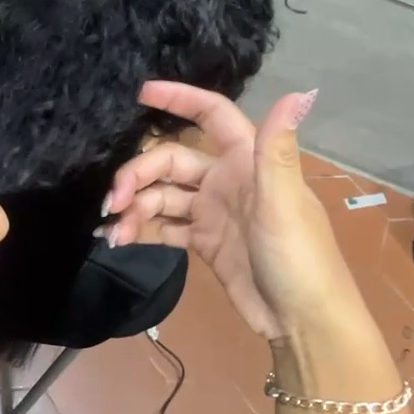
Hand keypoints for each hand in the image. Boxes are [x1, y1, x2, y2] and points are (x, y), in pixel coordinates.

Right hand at [102, 81, 357, 340]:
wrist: (302, 320)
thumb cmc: (301, 258)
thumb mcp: (284, 205)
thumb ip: (277, 152)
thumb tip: (297, 93)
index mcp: (248, 161)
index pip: (211, 116)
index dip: (179, 99)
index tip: (141, 93)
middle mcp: (226, 179)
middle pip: (171, 161)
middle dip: (137, 175)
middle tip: (112, 201)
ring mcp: (212, 211)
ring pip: (161, 196)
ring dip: (134, 208)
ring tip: (113, 231)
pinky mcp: (202, 241)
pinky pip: (164, 227)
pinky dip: (140, 230)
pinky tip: (118, 240)